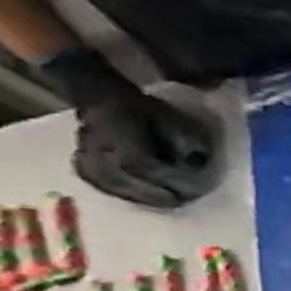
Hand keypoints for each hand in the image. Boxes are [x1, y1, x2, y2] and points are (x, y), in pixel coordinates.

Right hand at [37, 48, 217, 208]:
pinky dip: (137, 195)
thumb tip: (202, 163)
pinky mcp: (88, 174)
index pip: (160, 177)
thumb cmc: (142, 107)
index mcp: (126, 148)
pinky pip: (118, 194)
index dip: (185, 184)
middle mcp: (105, 162)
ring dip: (157, 197)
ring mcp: (92, 170)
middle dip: (175, 194)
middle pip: (151, 194)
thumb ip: (191, 143)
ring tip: (173, 192)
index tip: (200, 187)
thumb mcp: (174, 119)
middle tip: (191, 194)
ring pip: (135, 198)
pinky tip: (149, 191)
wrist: (97, 93)